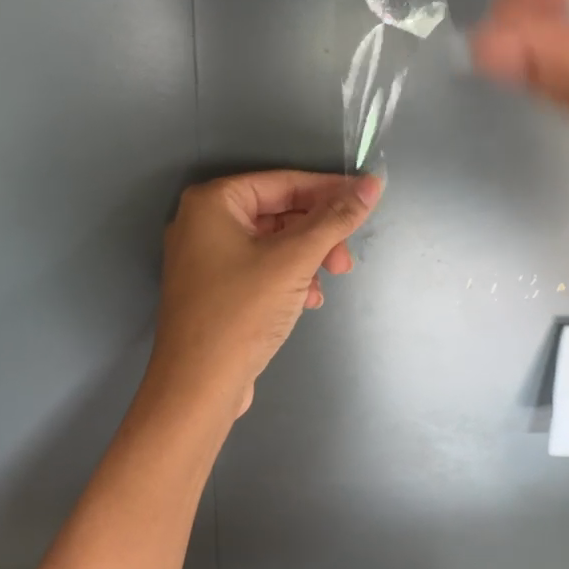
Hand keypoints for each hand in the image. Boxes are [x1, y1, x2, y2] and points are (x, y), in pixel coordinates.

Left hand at [149, 171, 381, 413]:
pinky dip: (287, 279)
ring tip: (329, 281)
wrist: (198, 385)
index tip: (367, 200)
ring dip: (306, 259)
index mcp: (212, 203)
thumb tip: (370, 185)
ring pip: (271, 244)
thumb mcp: (294, 260)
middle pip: (277, 212)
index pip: (283, 183)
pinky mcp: (212, 290)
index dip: (329, 191)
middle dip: (317, 233)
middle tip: (345, 258)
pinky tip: (307, 301)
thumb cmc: (242, 312)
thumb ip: (335, 220)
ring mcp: (203, 259)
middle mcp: (202, 223)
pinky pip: (258, 269)